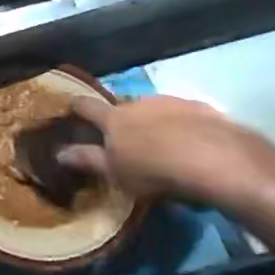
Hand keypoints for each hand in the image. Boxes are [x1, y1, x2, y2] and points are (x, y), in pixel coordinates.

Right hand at [58, 95, 274, 209]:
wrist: (216, 160)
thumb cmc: (154, 170)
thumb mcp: (115, 172)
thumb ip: (87, 159)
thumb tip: (58, 152)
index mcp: (114, 118)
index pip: (87, 106)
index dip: (77, 106)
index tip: (71, 104)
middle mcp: (139, 102)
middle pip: (124, 106)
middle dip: (121, 117)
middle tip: (124, 135)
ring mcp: (172, 102)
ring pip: (155, 108)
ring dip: (153, 120)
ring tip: (160, 141)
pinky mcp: (202, 108)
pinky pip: (184, 113)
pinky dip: (181, 124)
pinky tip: (190, 142)